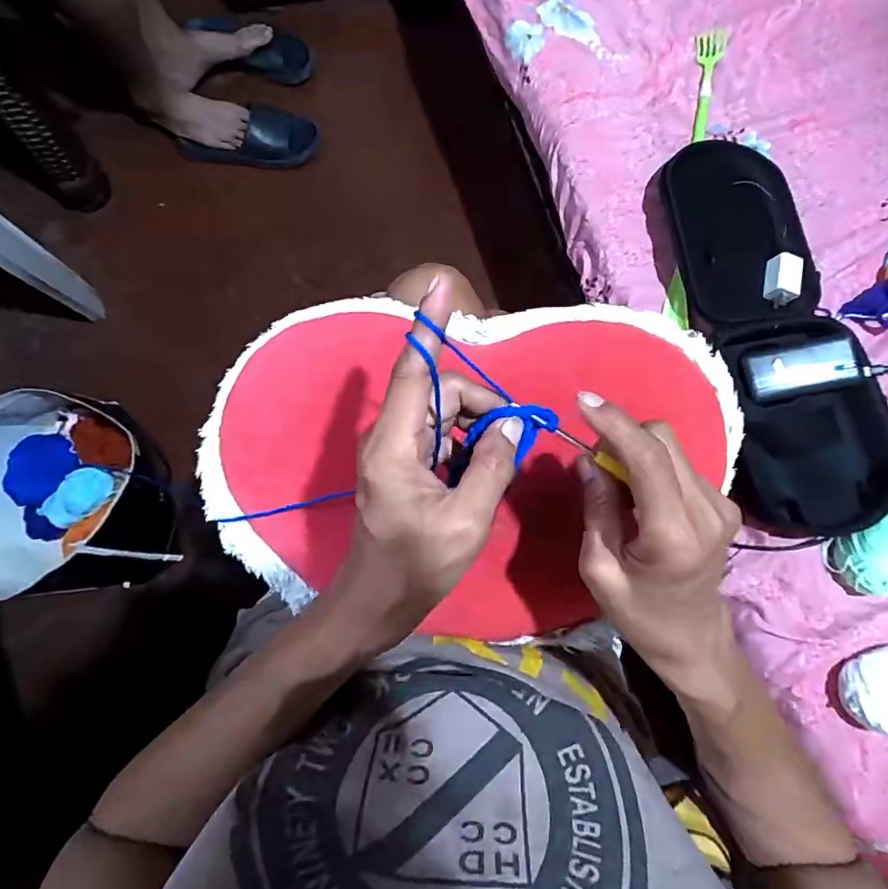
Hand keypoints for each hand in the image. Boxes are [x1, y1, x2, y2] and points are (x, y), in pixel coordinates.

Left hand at [317, 276, 520, 655]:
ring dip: (477, 428)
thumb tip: (513, 421)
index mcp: (397, 444)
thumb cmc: (416, 567)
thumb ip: (492, 464)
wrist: (374, 603)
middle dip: (481, 406)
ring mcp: (395, 450)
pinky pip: (441, 436)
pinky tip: (479, 475)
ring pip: (444, 413)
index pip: (414, 369)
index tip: (440, 284)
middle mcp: (391, 437)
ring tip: (497, 466)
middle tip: (513, 441)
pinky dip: (467, 445)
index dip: (429, 325)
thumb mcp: (466, 519)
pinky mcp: (403, 465)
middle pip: (441, 392)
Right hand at [575, 392, 743, 694]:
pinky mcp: (724, 504)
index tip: (584, 401)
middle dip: (623, 435)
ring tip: (616, 484)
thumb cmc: (640, 615)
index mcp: (674, 533)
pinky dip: (652, 464)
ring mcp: (721, 505)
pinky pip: (680, 463)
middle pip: (663, 439)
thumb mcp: (599, 570)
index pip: (648, 458)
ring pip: (672, 446)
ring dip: (637, 449)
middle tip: (595, 461)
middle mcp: (706, 510)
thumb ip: (597, 508)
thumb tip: (588, 458)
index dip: (615, 423)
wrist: (694, 639)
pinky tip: (639, 494)